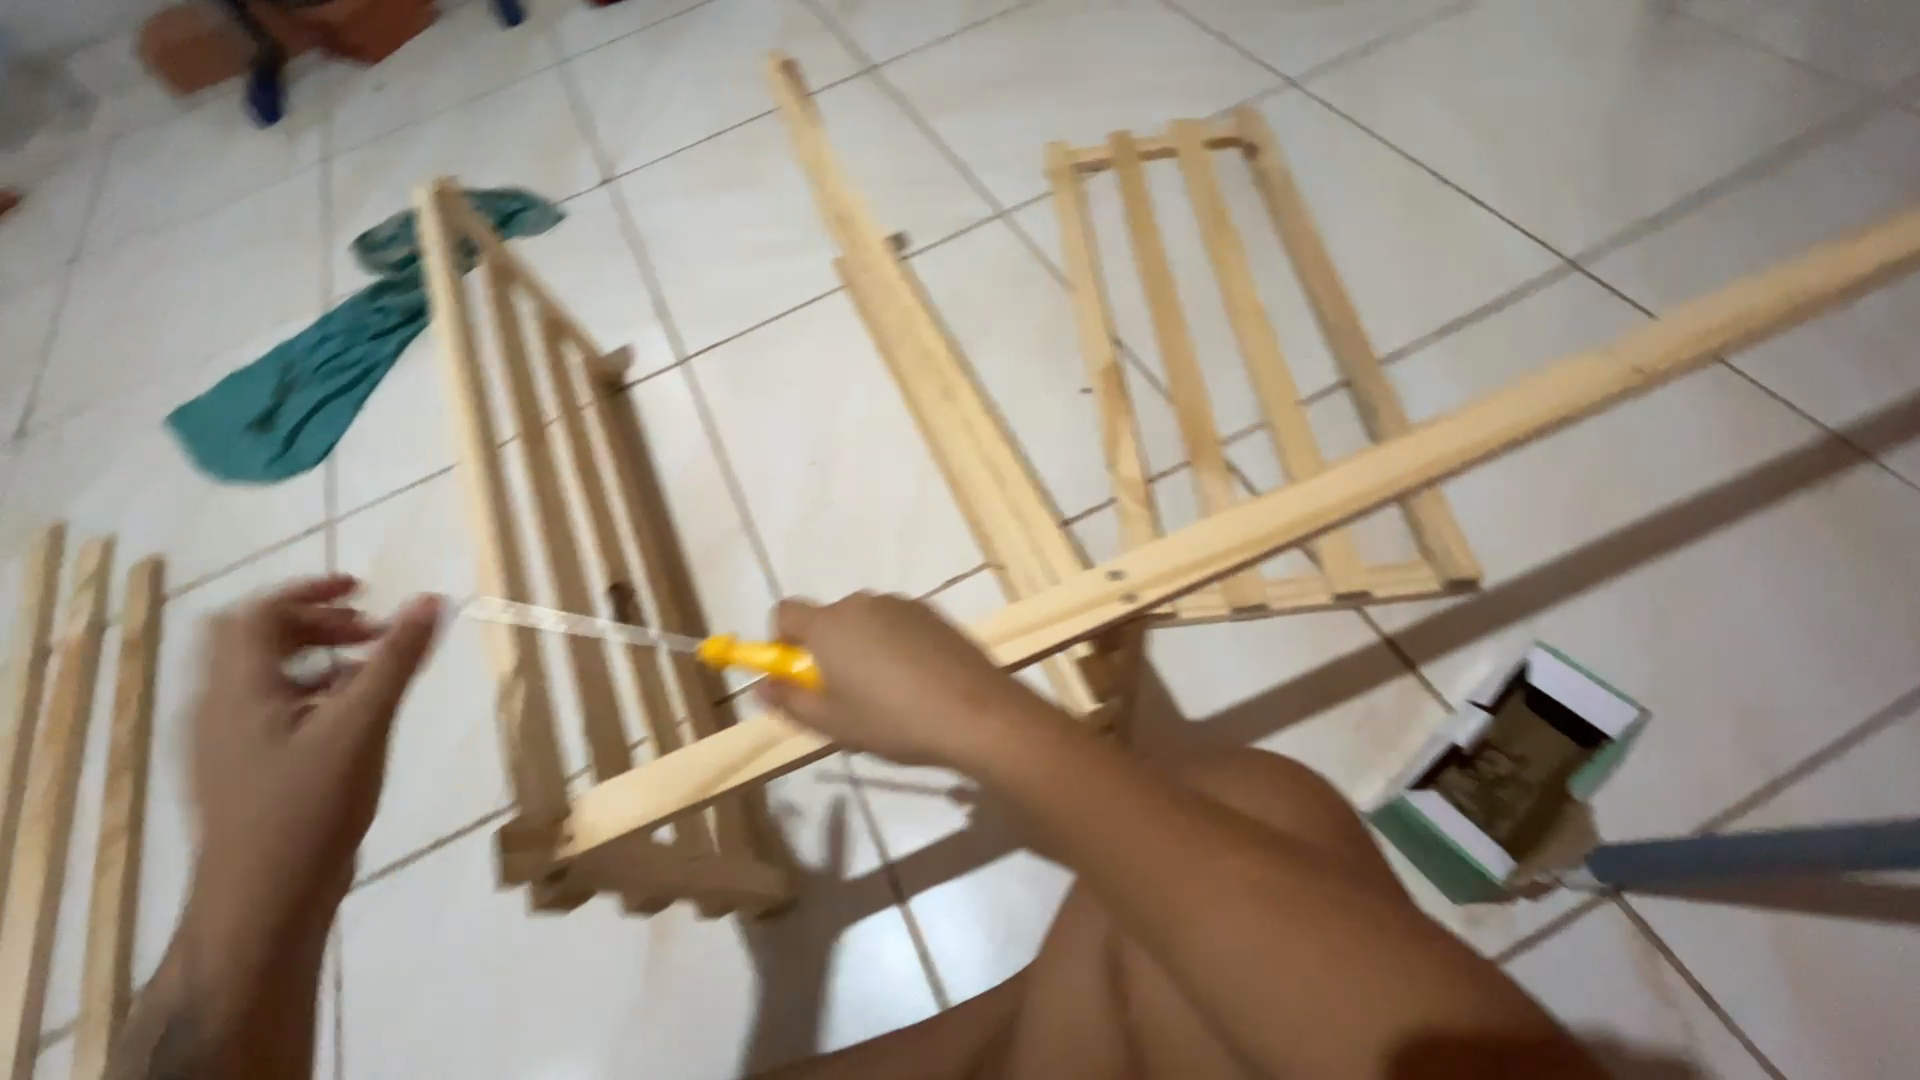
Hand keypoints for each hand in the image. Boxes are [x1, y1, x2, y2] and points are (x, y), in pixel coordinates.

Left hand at [187, 575, 441, 918]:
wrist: (264, 900)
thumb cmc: (310, 806)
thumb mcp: (362, 725)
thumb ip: (396, 660)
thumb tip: (430, 600)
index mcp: (236, 691)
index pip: (256, 615)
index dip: (308, 591)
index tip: (365, 589)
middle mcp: (219, 710)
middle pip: (256, 642)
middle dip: (318, 623)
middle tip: (374, 631)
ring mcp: (226, 744)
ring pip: (265, 676)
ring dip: (319, 658)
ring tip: (373, 670)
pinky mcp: (244, 771)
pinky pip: (274, 708)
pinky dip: (314, 692)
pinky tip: (354, 717)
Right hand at [754, 592, 1053, 766]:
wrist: (975, 713)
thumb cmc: (893, 721)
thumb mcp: (833, 723)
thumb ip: (790, 701)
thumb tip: (761, 686)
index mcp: (830, 625)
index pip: (785, 611)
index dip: (782, 640)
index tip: (799, 674)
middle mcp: (863, 603)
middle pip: (829, 619)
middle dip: (828, 650)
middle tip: (846, 695)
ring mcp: (903, 605)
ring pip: (866, 623)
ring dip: (864, 647)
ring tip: (889, 694)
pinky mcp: (935, 613)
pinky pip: (898, 625)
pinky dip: (896, 646)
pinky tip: (918, 682)